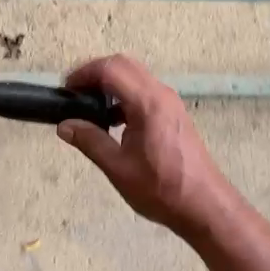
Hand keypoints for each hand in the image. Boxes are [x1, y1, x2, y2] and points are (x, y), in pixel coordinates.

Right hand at [58, 54, 236, 235]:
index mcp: (147, 103)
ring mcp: (170, 102)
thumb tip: (64, 126)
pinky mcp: (174, 113)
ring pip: (135, 76)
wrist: (205, 206)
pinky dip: (124, 94)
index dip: (84, 73)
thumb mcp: (118, 168)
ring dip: (111, 83)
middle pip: (123, 65)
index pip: (110, 69)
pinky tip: (113, 121)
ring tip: (90, 106)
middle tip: (75, 94)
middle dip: (95, 73)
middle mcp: (161, 94)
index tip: (66, 90)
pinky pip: (145, 90)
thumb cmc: (161, 189)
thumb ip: (90, 141)